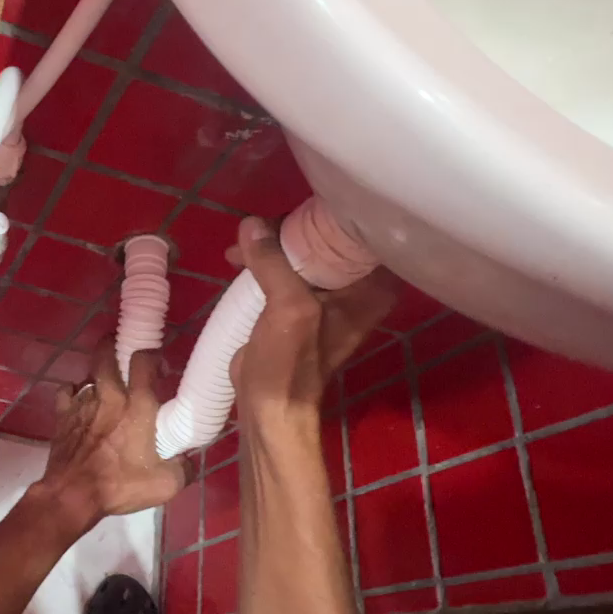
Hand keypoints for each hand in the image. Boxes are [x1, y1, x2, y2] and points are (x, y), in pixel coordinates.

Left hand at [35, 340, 189, 527]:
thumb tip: (188, 459)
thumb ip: (183, 467)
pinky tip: (81, 401)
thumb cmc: (120, 486)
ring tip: (107, 385)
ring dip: (98, 375)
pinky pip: (67, 391)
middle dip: (115, 345)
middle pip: (107, 354)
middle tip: (123, 351)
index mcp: (137, 406)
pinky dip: (74, 392)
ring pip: (89, 374)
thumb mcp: (166, 484)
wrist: (72, 495)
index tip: (157, 364)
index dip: (151, 355)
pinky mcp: (62, 415)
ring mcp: (82, 403)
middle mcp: (109, 396)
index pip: (143, 361)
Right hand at [226, 216, 395, 415]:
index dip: (324, 216)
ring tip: (243, 244)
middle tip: (258, 228)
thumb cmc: (290, 361)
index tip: (293, 208)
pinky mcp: (300, 306)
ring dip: (272, 246)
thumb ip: (272, 263)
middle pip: (325, 240)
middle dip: (290, 230)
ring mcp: (327, 298)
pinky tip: (241, 258)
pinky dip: (265, 263)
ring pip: (302, 254)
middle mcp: (356, 288)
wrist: (270, 405)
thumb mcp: (287, 307)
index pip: (355, 234)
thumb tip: (250, 224)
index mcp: (371, 288)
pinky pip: (286, 271)